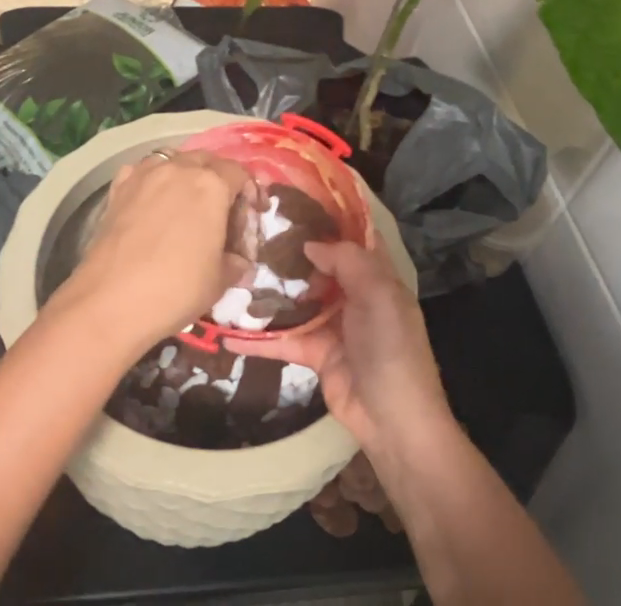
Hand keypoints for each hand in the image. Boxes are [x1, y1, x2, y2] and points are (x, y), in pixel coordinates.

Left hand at [45, 150, 252, 353]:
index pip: (239, 174)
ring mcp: (143, 175)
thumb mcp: (220, 280)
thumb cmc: (176, 289)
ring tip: (187, 204)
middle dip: (219, 180)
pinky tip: (153, 204)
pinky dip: (153, 180)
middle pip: (206, 161)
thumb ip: (235, 261)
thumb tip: (236, 259)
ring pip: (173, 160)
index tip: (249, 218)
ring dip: (185, 175)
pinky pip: (142, 172)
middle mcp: (178, 169)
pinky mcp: (117, 189)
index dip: (249, 194)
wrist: (111, 301)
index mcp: (211, 185)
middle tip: (221, 212)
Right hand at [229, 238, 452, 457]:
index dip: (330, 219)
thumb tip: (310, 244)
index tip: (294, 200)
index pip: (354, 238)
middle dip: (290, 252)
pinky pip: (283, 339)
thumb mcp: (378, 296)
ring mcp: (332, 325)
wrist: (393, 420)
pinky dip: (257, 337)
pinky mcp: (314, 353)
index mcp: (377, 277)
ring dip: (269, 291)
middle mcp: (354, 296)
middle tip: (251, 232)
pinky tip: (227, 331)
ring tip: (233, 270)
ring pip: (296, 300)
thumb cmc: (391, 349)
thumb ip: (346, 261)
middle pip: (319, 266)